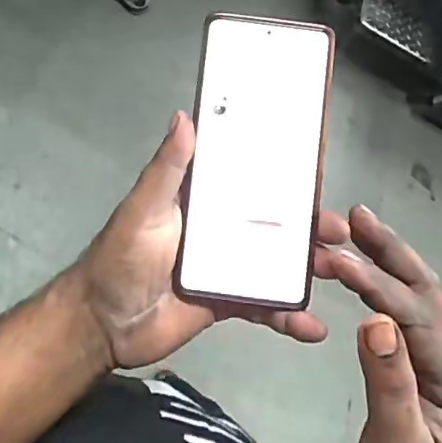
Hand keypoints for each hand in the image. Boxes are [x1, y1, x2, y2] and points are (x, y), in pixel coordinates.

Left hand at [70, 112, 328, 369]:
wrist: (101, 325)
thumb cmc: (120, 256)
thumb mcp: (144, 207)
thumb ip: (167, 167)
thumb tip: (184, 116)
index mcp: (208, 200)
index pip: (253, 181)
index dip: (287, 178)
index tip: (318, 175)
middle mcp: (224, 229)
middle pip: (277, 224)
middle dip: (310, 226)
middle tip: (340, 230)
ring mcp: (230, 266)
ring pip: (279, 263)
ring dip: (309, 266)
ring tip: (337, 271)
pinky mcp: (229, 302)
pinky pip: (265, 306)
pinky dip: (289, 316)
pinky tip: (312, 327)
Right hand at [316, 205, 441, 442]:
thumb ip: (389, 387)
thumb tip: (374, 320)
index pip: (419, 319)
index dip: (380, 286)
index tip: (341, 259)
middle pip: (427, 295)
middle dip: (393, 252)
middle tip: (358, 216)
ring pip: (422, 301)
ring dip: (392, 262)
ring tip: (360, 230)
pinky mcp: (428, 376)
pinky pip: (410, 318)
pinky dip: (389, 288)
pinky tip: (370, 276)